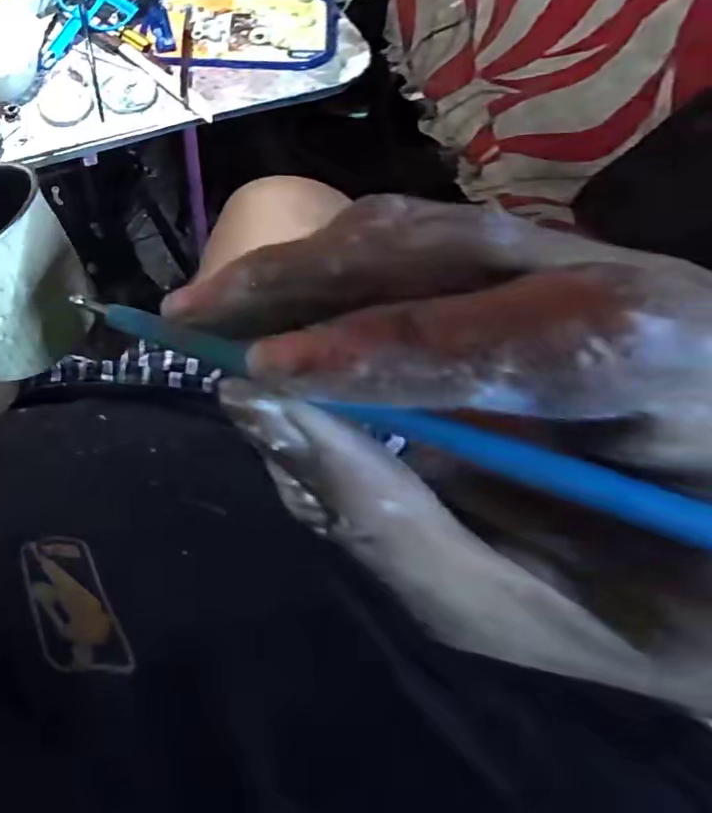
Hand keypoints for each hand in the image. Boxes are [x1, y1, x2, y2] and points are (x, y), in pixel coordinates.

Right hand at [166, 195, 711, 711]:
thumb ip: (385, 519)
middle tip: (188, 317)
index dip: (397, 347)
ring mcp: (588, 273)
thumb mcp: (516, 608)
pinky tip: (250, 306)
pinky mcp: (516, 273)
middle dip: (306, 281)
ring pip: (417, 232)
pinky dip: (308, 270)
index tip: (262, 372)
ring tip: (201, 310)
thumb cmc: (638, 616)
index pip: (567, 341)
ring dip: (291, 268)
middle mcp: (670, 305)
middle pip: (463, 249)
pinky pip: (396, 245)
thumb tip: (247, 404)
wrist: (706, 556)